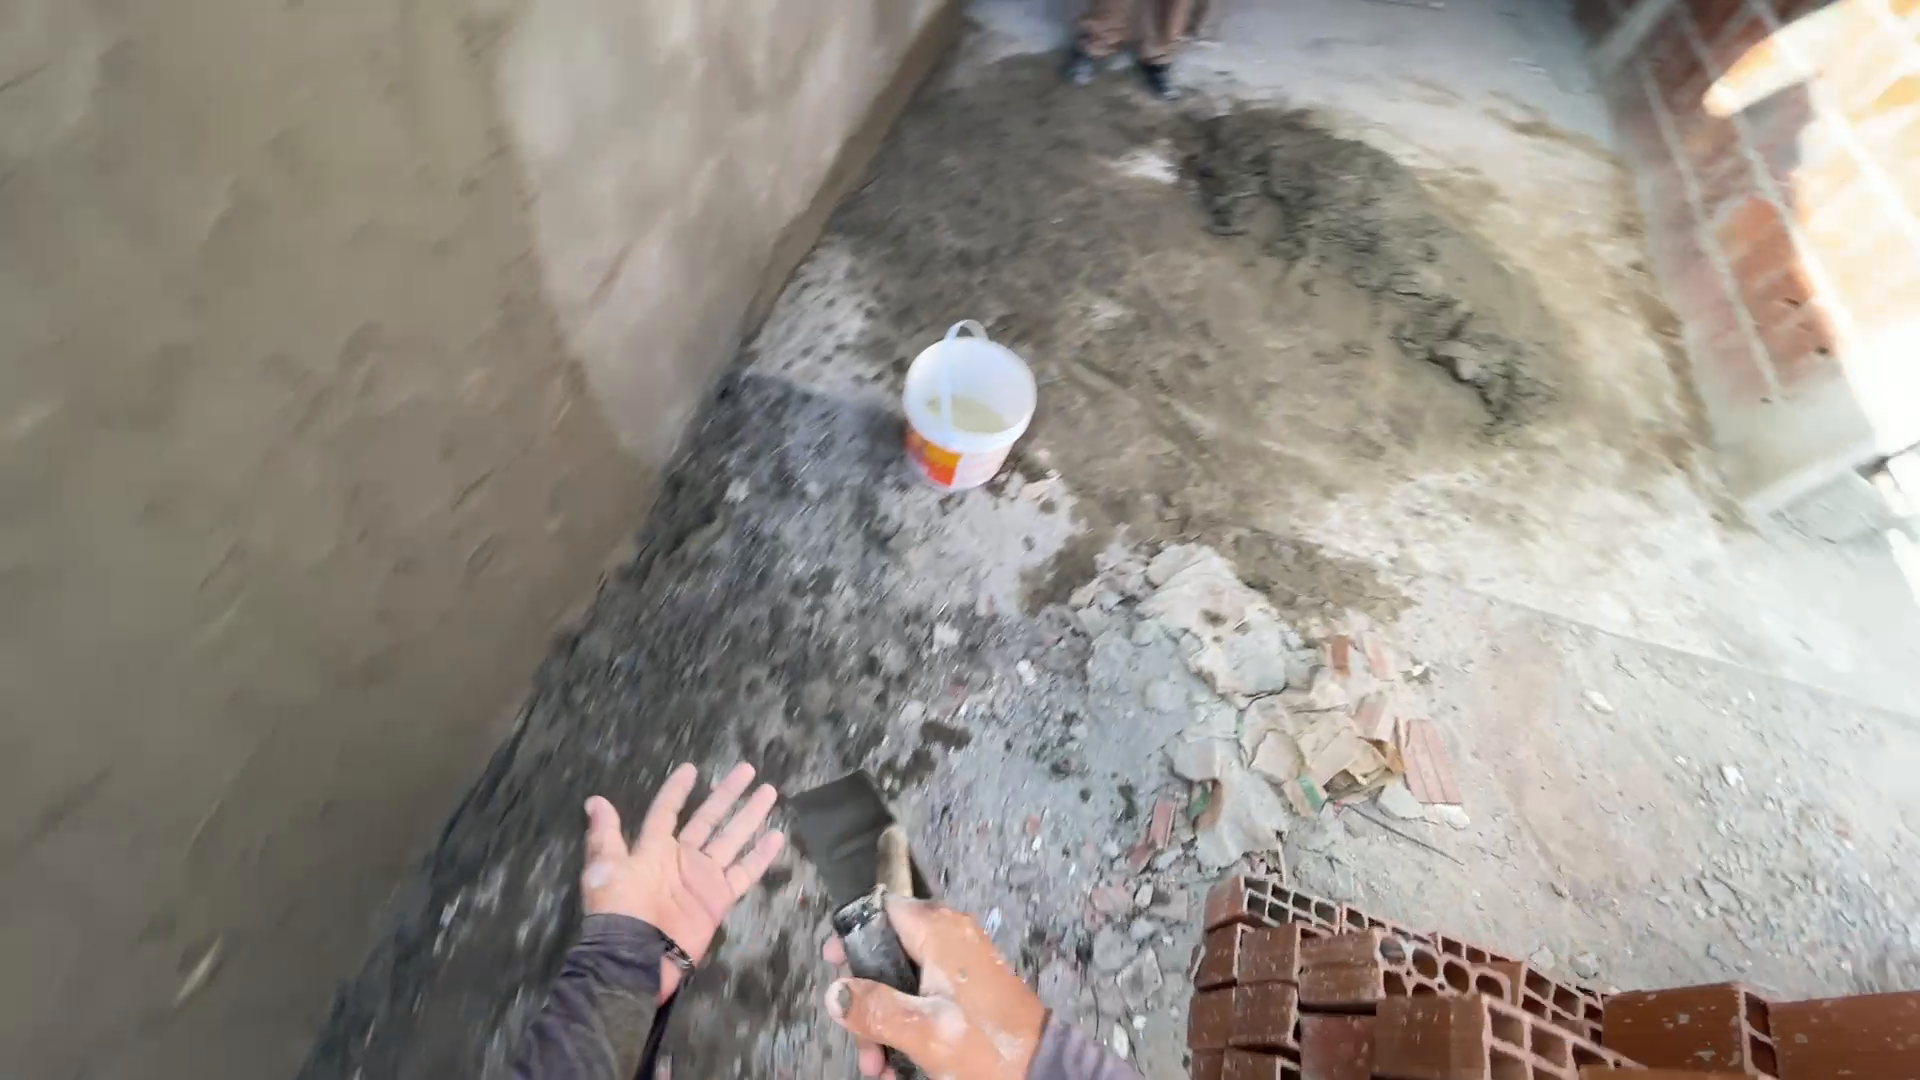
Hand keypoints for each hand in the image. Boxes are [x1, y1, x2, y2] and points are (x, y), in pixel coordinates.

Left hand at [581, 762, 785, 1001]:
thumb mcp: (605, 870)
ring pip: (732, 837)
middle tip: (748, 769)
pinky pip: (745, 872)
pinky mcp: (719, 898)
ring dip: (751, 815)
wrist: (635, 959)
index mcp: (654, 849)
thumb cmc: (619, 911)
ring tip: (769, 791)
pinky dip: (761, 856)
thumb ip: (605, 836)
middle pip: (709, 818)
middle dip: (728, 793)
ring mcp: (703, 877)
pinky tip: (777, 836)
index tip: (691, 769)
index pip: (667, 812)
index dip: (676, 791)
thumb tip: (595, 801)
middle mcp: (682, 858)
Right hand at [822, 895, 1045, 1079]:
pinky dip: (908, 1023)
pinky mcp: (965, 983)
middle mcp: (947, 933)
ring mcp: (958, 958)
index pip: (883, 908)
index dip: (854, 933)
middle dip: (868, 1000)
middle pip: (887, 950)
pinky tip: (900, 1065)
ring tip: (880, 1069)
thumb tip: (834, 992)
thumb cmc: (984, 1043)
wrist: (1041, 1070)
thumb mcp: (925, 1031)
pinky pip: (923, 993)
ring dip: (885, 1022)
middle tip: (864, 1047)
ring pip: (903, 979)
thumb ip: (877, 1010)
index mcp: (938, 929)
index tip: (834, 966)